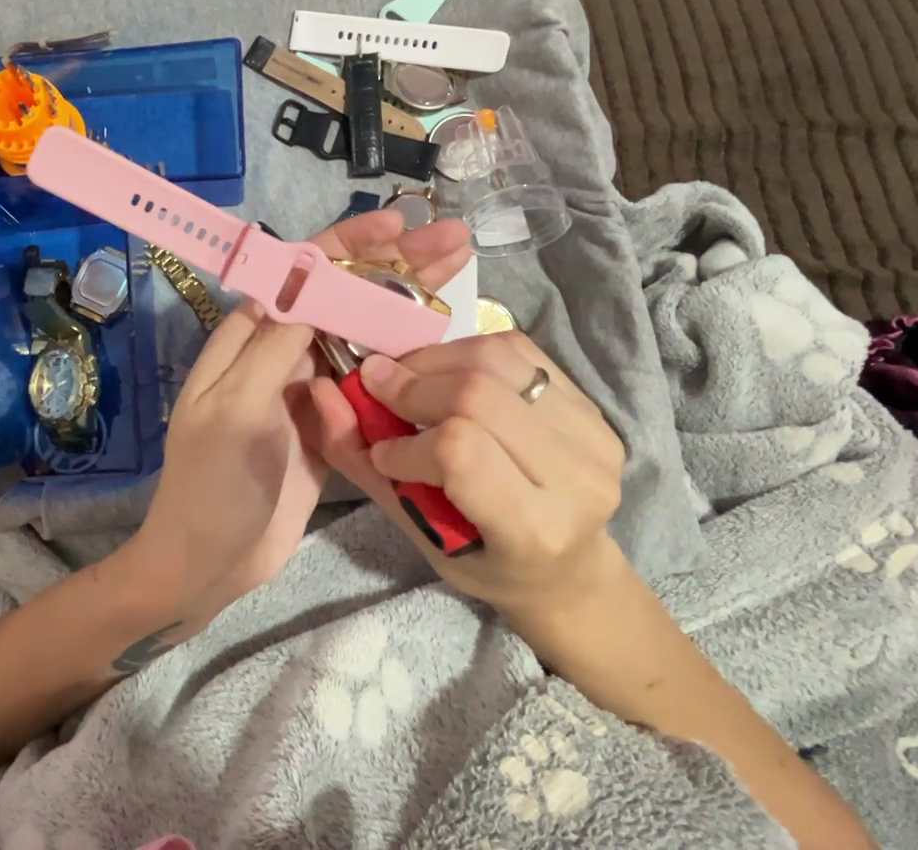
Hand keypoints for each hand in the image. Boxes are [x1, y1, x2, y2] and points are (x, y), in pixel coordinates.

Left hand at [128, 210, 475, 624]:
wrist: (211, 560)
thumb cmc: (213, 483)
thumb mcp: (236, 410)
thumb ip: (274, 347)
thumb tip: (310, 280)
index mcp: (247, 339)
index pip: (301, 273)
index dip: (349, 245)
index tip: (400, 225)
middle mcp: (278, 352)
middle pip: (340, 295)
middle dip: (392, 266)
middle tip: (453, 240)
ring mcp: (306, 388)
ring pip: (360, 331)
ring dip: (404, 302)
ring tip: (458, 273)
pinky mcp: (329, 423)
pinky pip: (369, 378)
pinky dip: (402, 355)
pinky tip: (440, 338)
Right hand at [309, 329, 626, 616]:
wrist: (565, 566)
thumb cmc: (481, 561)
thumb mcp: (416, 529)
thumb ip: (363, 462)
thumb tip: (321, 390)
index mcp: (534, 529)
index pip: (462, 452)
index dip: (408, 441)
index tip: (382, 450)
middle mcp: (578, 479)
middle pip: (478, 394)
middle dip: (412, 385)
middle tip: (378, 389)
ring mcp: (596, 435)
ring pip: (498, 359)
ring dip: (436, 359)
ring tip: (409, 380)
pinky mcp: (594, 405)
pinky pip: (518, 350)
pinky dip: (467, 352)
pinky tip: (448, 375)